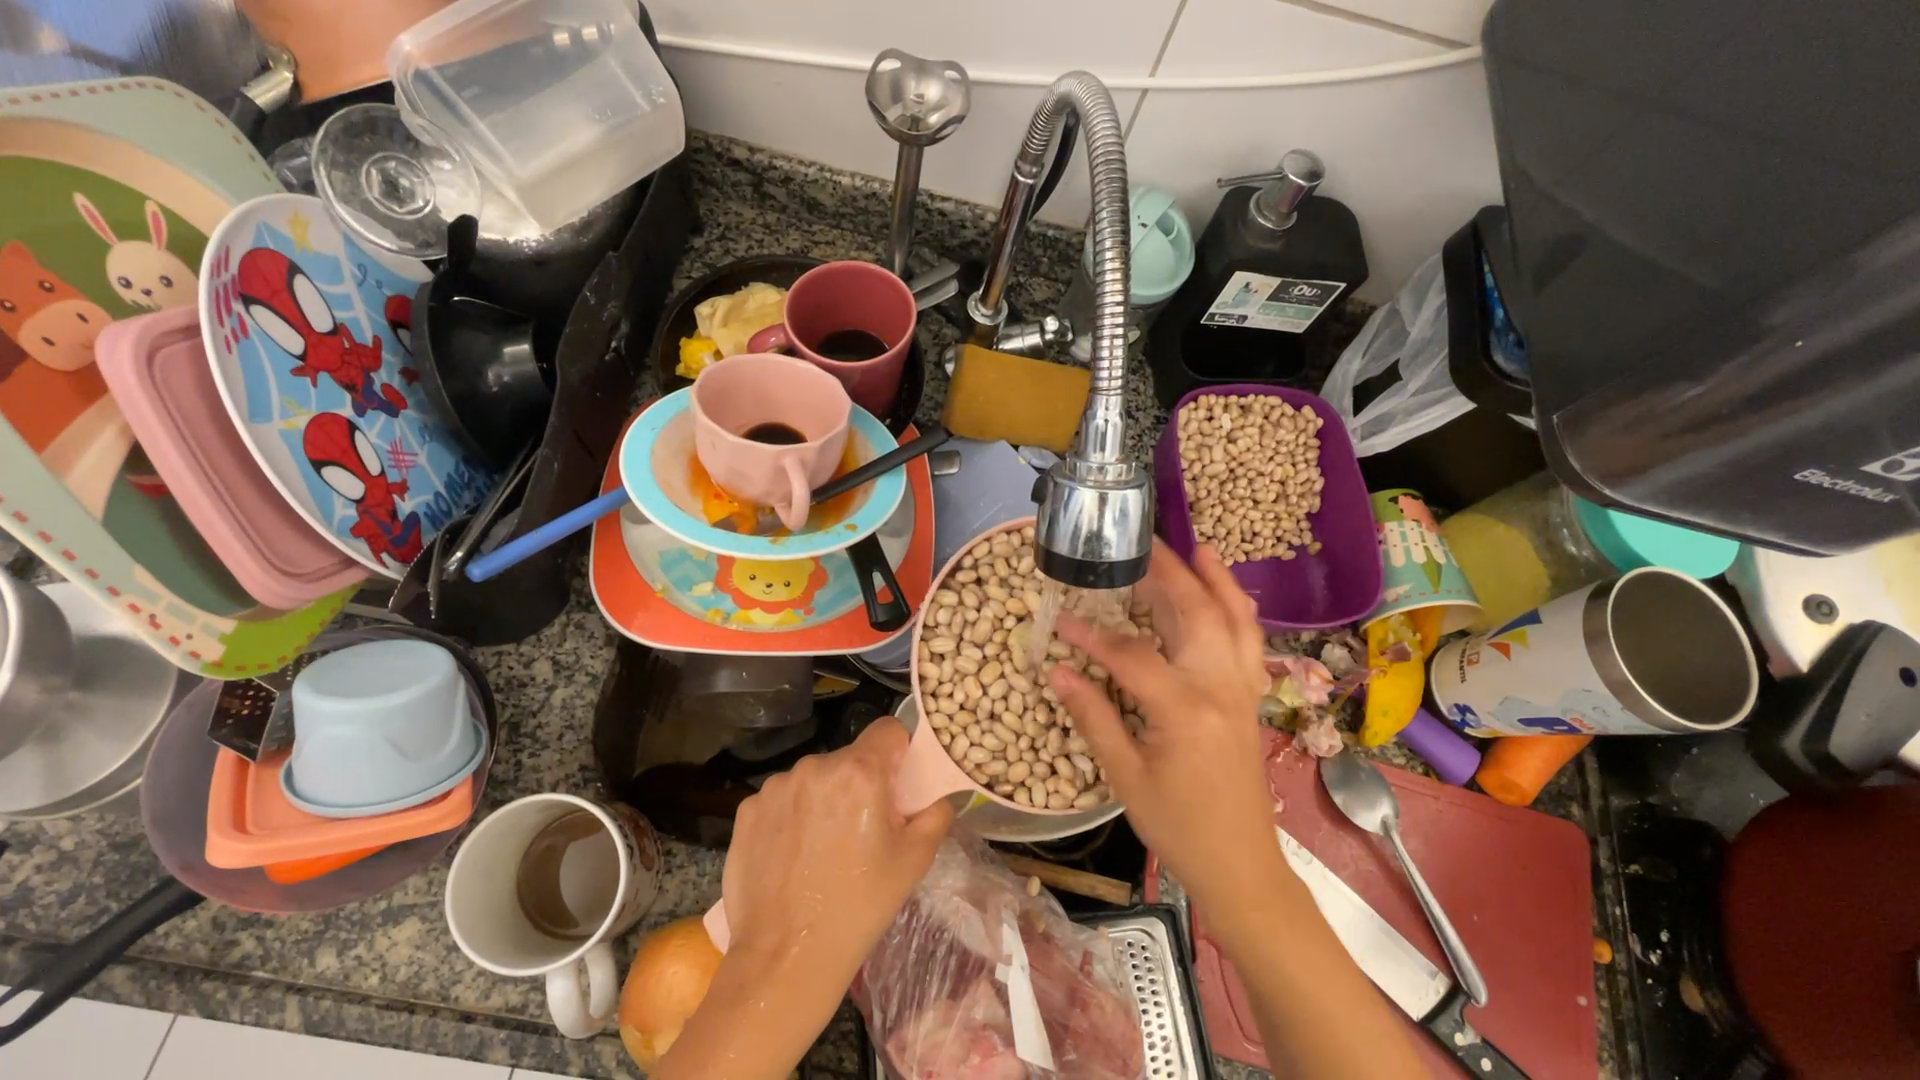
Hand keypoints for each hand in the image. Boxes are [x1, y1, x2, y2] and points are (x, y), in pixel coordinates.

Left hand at [721, 718, 953, 980]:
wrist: (788, 953)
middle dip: (861, 784)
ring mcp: (776, 787)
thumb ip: (935, 812)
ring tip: (825, 849)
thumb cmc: (860, 905)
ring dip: (825, 799)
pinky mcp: (747, 810)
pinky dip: (793, 817)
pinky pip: (782, 799)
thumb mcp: (915, 860)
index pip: (888, 730)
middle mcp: (815, 767)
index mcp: (859, 772)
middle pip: (850, 759)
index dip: (899, 754)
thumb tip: (935, 793)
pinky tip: (795, 855)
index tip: (898, 786)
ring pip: (815, 779)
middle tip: (864, 830)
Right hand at [1051, 543, 1278, 906]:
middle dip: (1169, 574)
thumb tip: (1058, 670)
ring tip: (1197, 549)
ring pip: (1236, 620)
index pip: (1130, 655)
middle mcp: (1221, 687)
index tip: (1062, 621)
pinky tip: (1223, 599)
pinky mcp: (1251, 700)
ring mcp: (1243, 691)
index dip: (1092, 637)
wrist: (1240, 864)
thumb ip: (1094, 717)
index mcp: (1184, 709)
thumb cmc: (1178, 826)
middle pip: (1196, 613)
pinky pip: (1249, 643)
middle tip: (1142, 545)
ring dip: (1216, 581)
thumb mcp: (1126, 777)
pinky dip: (1237, 612)